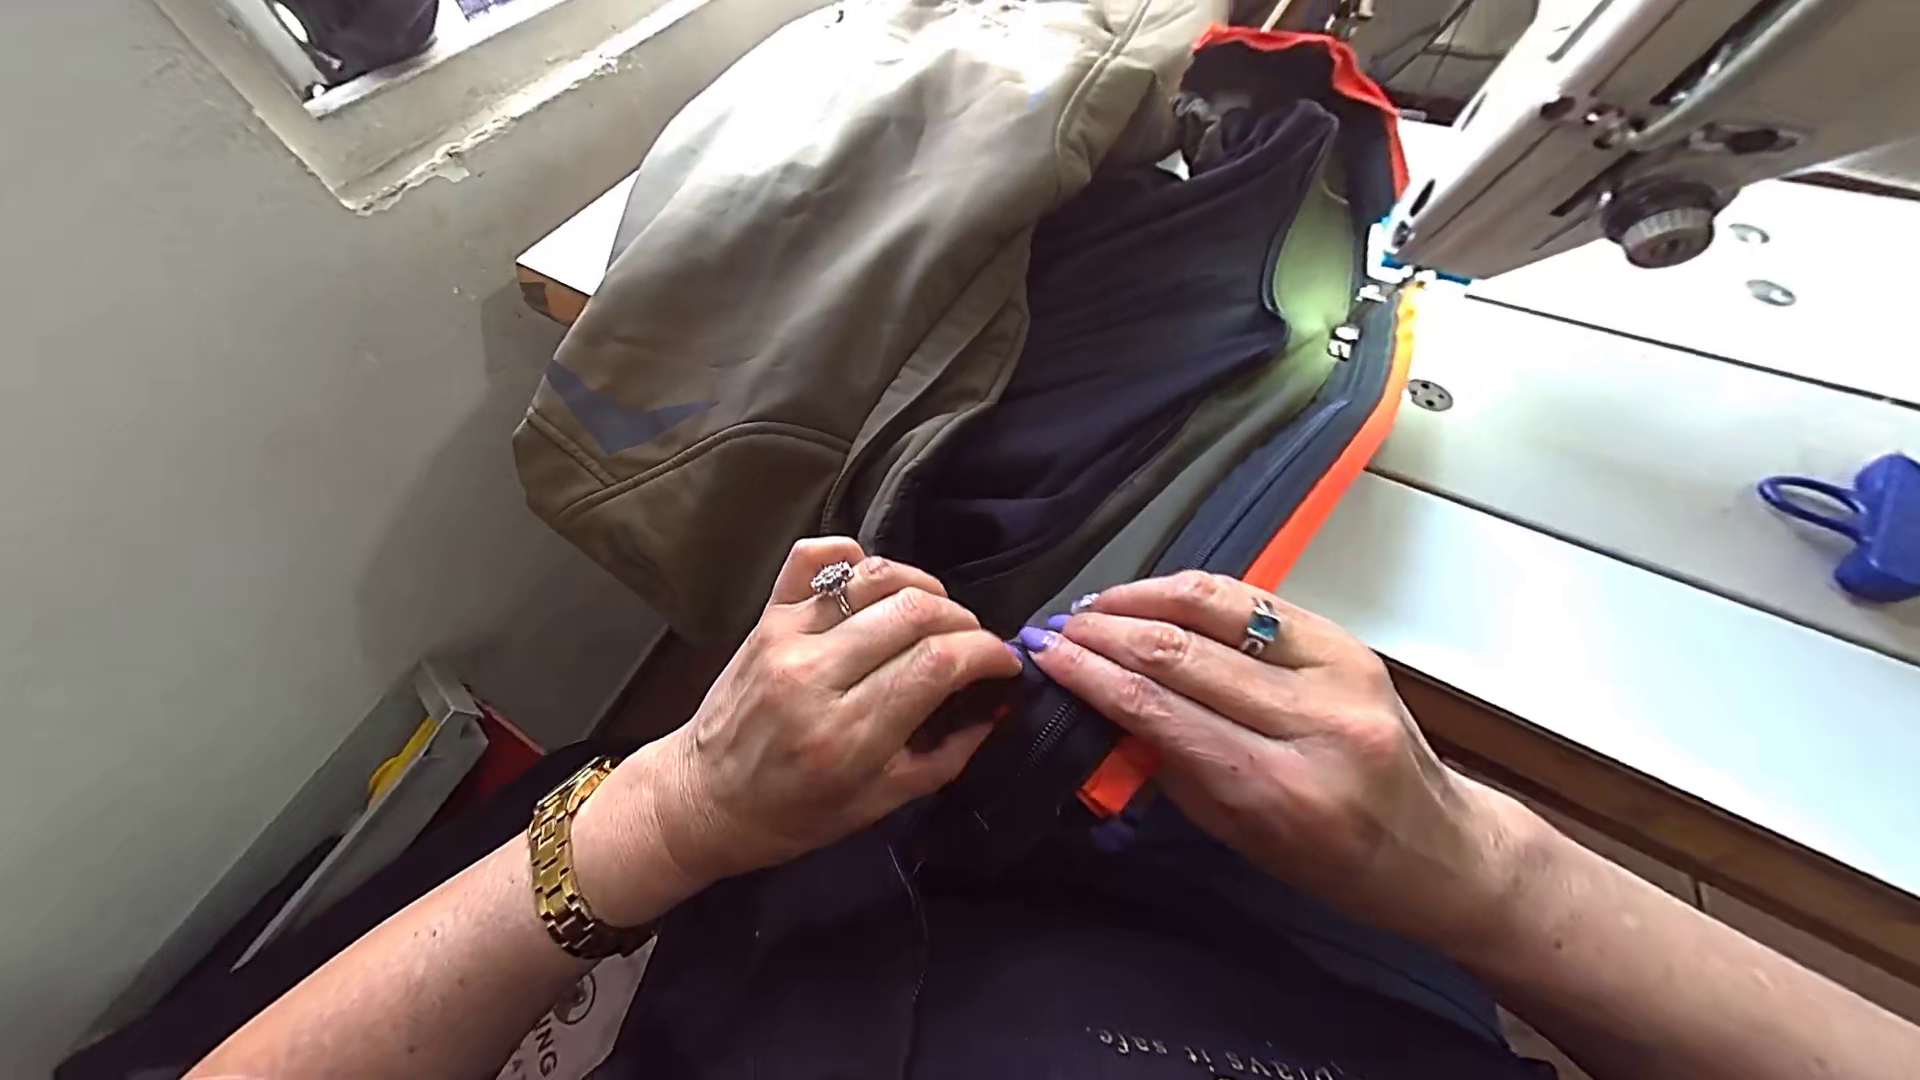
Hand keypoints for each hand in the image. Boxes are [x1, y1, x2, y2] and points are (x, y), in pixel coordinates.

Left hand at [574, 538, 1020, 921]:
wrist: (700, 801)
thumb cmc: (793, 815)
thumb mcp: (880, 805)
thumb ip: (948, 754)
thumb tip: (998, 704)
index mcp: (845, 736)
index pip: (936, 663)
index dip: (986, 652)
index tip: (1004, 662)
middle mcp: (813, 676)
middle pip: (914, 612)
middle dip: (964, 621)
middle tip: (973, 643)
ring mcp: (784, 637)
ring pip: (875, 578)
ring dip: (925, 586)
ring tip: (936, 613)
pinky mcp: (765, 616)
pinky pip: (811, 557)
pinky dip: (852, 554)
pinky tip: (874, 578)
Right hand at [1030, 571, 1526, 948]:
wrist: (1441, 846)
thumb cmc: (1328, 860)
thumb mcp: (1231, 831)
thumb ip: (1163, 760)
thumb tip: (1100, 700)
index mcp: (1278, 788)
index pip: (1157, 709)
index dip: (1089, 673)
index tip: (1044, 653)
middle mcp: (1312, 719)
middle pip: (1177, 650)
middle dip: (1102, 631)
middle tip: (1057, 626)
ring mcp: (1338, 668)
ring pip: (1212, 606)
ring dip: (1137, 598)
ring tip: (1093, 605)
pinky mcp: (1346, 639)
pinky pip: (1249, 596)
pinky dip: (1185, 590)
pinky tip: (1149, 595)